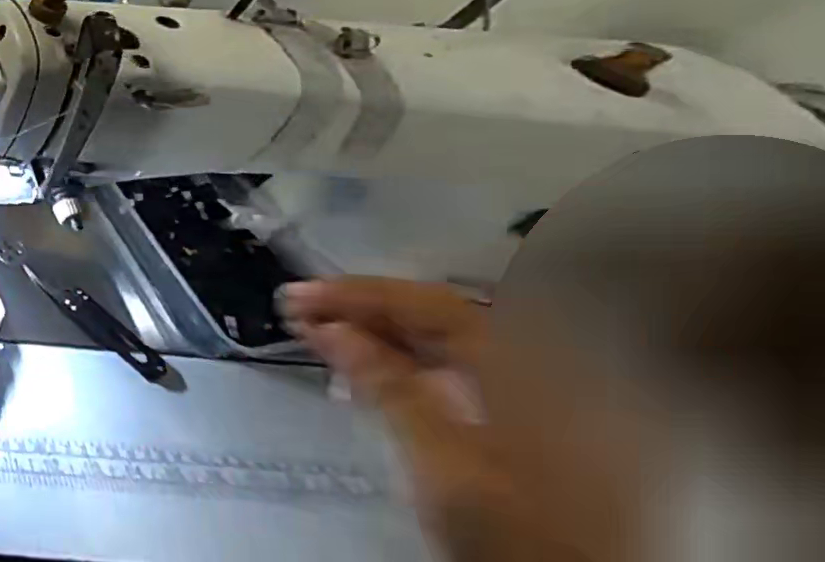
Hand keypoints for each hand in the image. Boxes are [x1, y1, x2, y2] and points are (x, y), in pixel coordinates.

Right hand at [281, 279, 550, 561]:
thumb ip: (387, 386)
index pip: (426, 303)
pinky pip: (445, 365)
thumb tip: (329, 328)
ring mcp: (524, 389)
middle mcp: (528, 362)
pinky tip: (358, 361)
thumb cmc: (513, 530)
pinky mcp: (512, 416)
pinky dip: (397, 358)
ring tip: (314, 329)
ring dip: (372, 331)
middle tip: (297, 307)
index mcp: (520, 362)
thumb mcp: (443, 463)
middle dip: (359, 309)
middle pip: (429, 315)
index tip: (298, 294)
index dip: (358, 293)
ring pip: (435, 339)